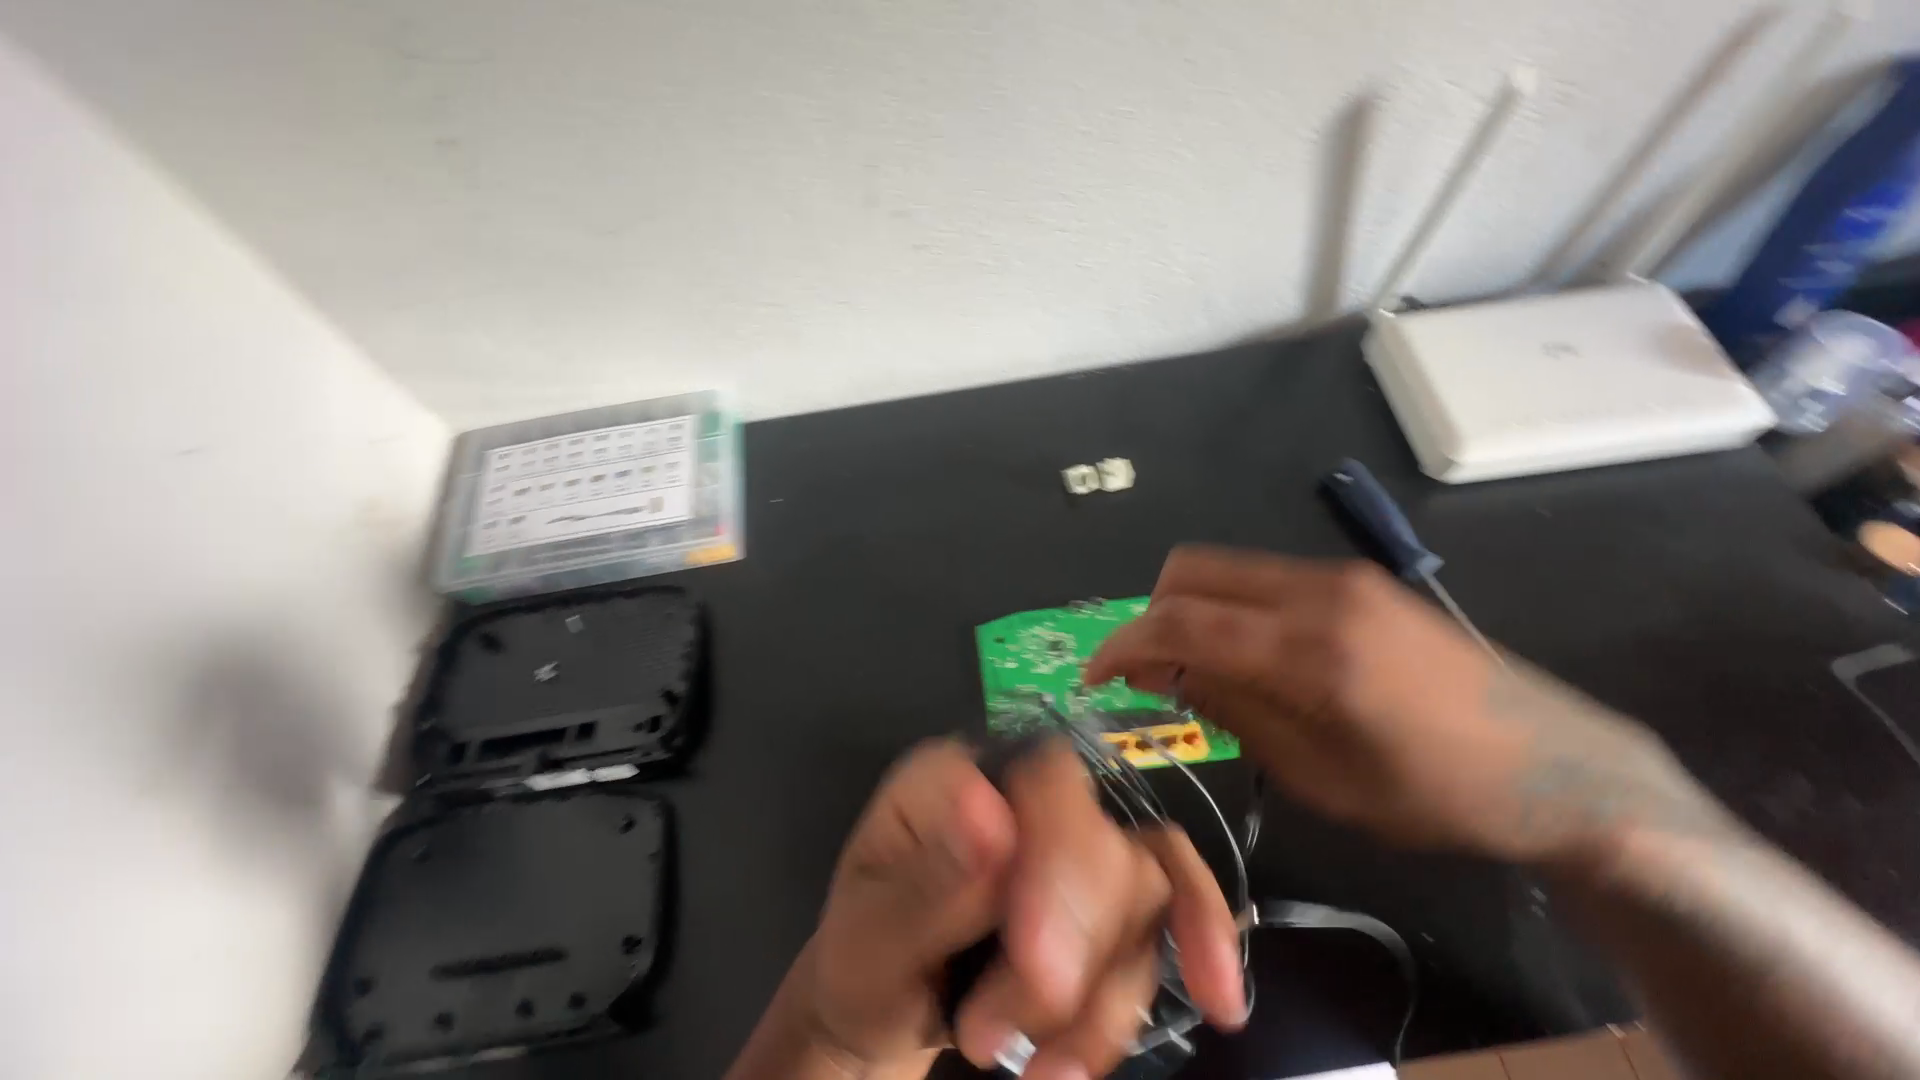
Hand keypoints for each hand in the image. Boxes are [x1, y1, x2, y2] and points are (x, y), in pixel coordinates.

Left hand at [765, 738, 1243, 1079]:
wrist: (884, 1015)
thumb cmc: (864, 966)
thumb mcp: (869, 939)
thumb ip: (927, 883)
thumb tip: (990, 811)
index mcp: (959, 776)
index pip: (1044, 780)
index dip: (1059, 861)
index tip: (1037, 963)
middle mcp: (1027, 795)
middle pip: (1104, 843)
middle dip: (1070, 958)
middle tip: (990, 1036)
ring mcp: (1076, 844)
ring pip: (1145, 895)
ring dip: (1101, 1000)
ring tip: (1033, 1067)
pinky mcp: (1114, 899)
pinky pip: (1177, 907)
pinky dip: (1202, 944)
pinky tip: (1218, 1002)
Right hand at [1085, 547, 1718, 867]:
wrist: (1557, 765)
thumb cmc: (1436, 796)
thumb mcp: (1321, 778)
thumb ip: (1236, 712)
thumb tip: (1167, 672)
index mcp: (1311, 652)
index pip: (1182, 622)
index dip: (1123, 645)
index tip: (1094, 678)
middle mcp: (1319, 593)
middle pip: (1191, 569)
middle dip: (1151, 616)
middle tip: (1149, 675)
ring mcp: (1342, 577)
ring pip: (1224, 566)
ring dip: (1189, 608)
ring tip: (1197, 669)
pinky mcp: (1358, 579)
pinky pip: (1263, 576)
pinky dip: (1230, 605)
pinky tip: (1249, 655)